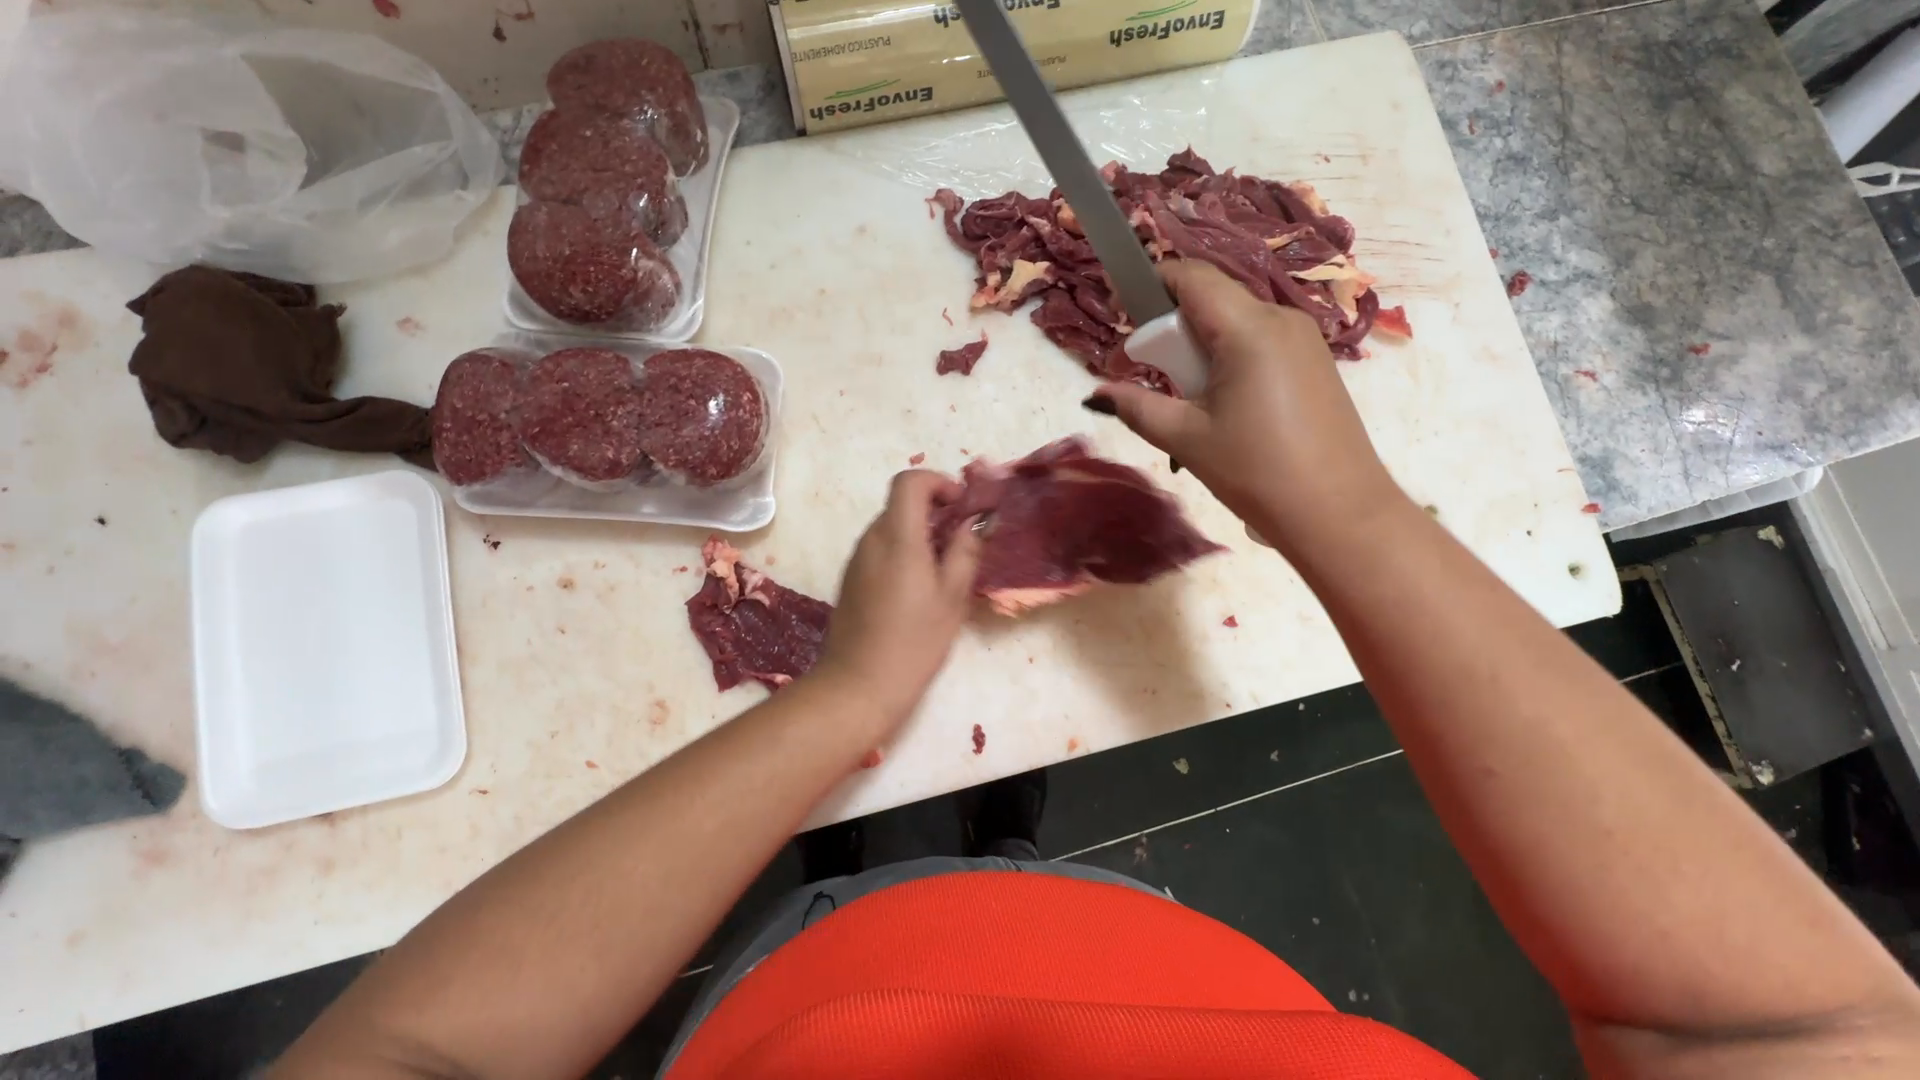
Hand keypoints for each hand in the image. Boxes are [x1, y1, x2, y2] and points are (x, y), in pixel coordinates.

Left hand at [812, 470, 982, 731]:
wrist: (858, 684)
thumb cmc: (914, 641)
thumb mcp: (953, 597)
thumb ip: (965, 552)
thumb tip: (973, 524)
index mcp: (897, 536)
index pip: (909, 481)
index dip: (938, 483)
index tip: (962, 506)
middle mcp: (871, 539)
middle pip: (901, 504)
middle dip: (934, 512)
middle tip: (962, 542)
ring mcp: (856, 559)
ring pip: (890, 528)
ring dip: (919, 534)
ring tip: (945, 570)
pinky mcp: (850, 579)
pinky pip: (880, 550)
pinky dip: (903, 553)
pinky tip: (919, 589)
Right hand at [1090, 260, 1405, 556]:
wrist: (1339, 514)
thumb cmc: (1257, 472)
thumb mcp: (1187, 439)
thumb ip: (1137, 407)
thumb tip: (1095, 394)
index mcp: (1248, 329)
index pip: (1192, 277)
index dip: (1152, 284)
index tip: (1124, 316)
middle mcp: (1281, 319)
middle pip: (1213, 299)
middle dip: (1173, 328)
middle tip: (1153, 376)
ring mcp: (1304, 339)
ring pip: (1236, 322)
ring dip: (1201, 347)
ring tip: (1190, 400)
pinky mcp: (1315, 362)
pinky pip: (1260, 342)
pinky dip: (1230, 359)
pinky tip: (1226, 407)